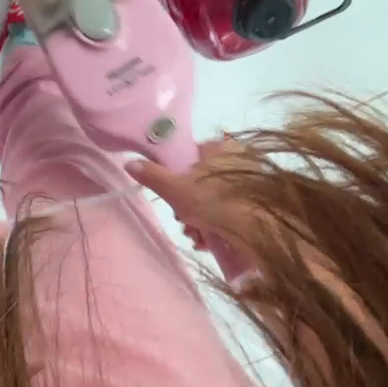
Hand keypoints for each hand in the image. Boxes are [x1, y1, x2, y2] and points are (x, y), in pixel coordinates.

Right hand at [127, 139, 269, 279]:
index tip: (172, 198)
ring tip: (197, 236)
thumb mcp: (175, 189)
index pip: (189, 158)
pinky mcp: (258, 203)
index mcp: (221, 147)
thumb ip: (152, 176)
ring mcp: (251, 181)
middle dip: (187, 207)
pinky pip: (229, 211)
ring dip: (199, 221)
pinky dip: (217, 225)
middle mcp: (239, 159)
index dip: (175, 178)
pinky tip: (211, 239)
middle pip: (199, 182)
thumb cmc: (214, 202)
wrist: (256, 230)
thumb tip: (129, 163)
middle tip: (184, 221)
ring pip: (213, 200)